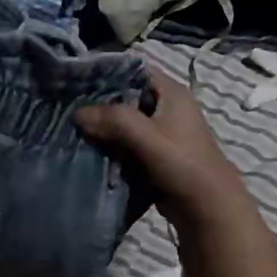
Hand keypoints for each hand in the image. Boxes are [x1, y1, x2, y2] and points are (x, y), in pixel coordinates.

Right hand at [75, 68, 245, 221]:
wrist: (206, 206)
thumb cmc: (182, 164)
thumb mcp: (147, 137)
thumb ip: (113, 120)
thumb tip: (77, 114)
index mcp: (172, 93)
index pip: (135, 71)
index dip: (107, 74)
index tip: (78, 84)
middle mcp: (167, 107)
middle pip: (126, 97)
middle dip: (100, 105)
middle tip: (70, 111)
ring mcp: (161, 132)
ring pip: (124, 122)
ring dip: (103, 128)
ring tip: (74, 131)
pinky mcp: (154, 153)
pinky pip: (127, 143)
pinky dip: (110, 146)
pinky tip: (89, 150)